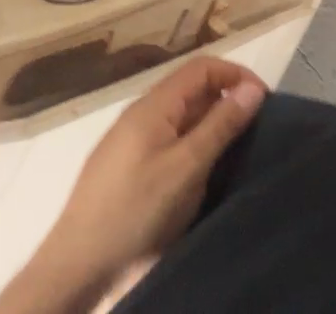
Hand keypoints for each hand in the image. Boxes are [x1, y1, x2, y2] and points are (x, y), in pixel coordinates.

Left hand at [0, 58, 265, 312]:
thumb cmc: (135, 211)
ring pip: (180, 116)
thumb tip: (254, 87)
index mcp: (151, 107)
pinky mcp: (125, 167)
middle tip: (251, 131)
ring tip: (231, 153)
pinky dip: (192, 144)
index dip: (236, 75)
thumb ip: (221, 124)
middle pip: (191, 89)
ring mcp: (128, 142)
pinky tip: (200, 172)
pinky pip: (168, 139)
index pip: (202, 67)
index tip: (261, 102)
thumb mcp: (187, 167)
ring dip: (210, 125)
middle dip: (226, 101)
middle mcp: (138, 116)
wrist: (74, 269)